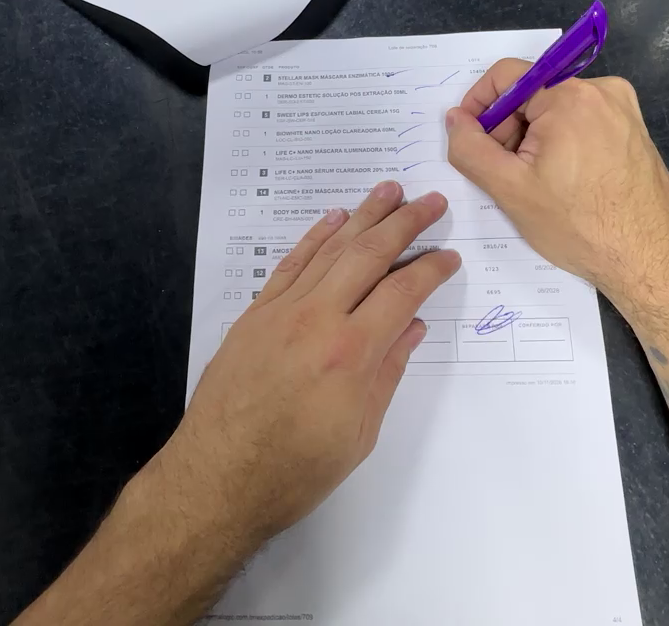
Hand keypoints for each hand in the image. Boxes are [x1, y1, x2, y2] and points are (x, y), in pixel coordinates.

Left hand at [158, 180, 459, 546]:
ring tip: (389, 190)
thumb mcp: (359, 433)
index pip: (402, 292)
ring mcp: (282, 310)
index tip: (449, 255)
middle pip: (369, 255)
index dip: (430, 269)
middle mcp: (317, 318)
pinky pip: (292, 263)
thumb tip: (413, 325)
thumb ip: (388, 371)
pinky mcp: (256, 312)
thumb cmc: (296, 469)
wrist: (218, 478)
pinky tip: (335, 218)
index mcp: (350, 352)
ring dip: (364, 215)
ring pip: (331, 249)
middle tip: (431, 201)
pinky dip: (316, 236)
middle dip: (404, 223)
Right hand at [444, 61, 668, 313]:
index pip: (506, 74)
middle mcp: (602, 91)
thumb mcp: (510, 189)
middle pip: (532, 92)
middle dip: (508, 127)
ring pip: (556, 110)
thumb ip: (471, 148)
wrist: (653, 262)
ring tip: (535, 185)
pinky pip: (582, 123)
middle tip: (503, 172)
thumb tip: (454, 119)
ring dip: (534, 139)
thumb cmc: (579, 226)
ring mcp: (623, 110)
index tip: (471, 139)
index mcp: (570, 95)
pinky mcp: (634, 130)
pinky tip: (562, 184)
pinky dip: (562, 144)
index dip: (478, 104)